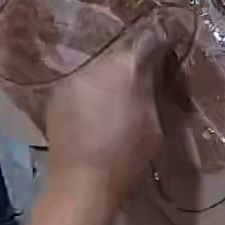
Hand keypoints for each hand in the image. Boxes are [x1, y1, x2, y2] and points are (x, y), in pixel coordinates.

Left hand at [44, 11, 185, 204]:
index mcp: (126, 68)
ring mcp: (72, 76)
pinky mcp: (56, 92)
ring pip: (97, 64)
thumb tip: (154, 71)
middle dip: (130, 61)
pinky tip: (95, 104)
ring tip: (116, 90)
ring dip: (107, 73)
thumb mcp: (154, 125)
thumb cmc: (126, 157)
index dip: (161, 47)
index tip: (168, 51)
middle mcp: (96, 63)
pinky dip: (89, 86)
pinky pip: (79, 80)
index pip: (150, 42)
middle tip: (141, 75)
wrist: (82, 182)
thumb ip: (152, 91)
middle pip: (119, 51)